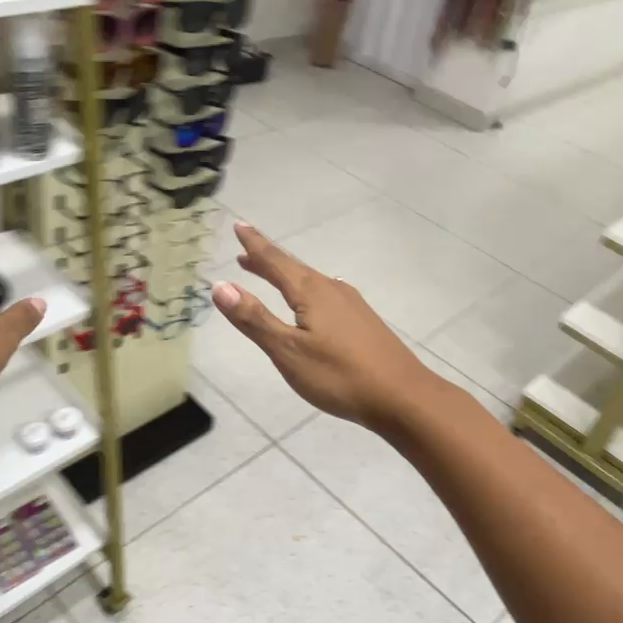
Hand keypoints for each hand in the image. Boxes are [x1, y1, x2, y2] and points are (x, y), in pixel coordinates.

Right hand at [211, 222, 442, 434]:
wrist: (402, 396)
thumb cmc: (339, 375)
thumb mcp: (288, 351)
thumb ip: (254, 319)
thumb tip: (220, 285)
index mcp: (311, 292)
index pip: (275, 260)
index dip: (254, 244)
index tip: (238, 225)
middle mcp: (332, 289)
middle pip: (293, 267)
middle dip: (267, 259)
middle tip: (244, 252)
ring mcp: (351, 305)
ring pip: (311, 281)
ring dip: (286, 276)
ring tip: (269, 275)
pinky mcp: (363, 322)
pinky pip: (325, 294)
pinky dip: (305, 291)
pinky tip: (310, 305)